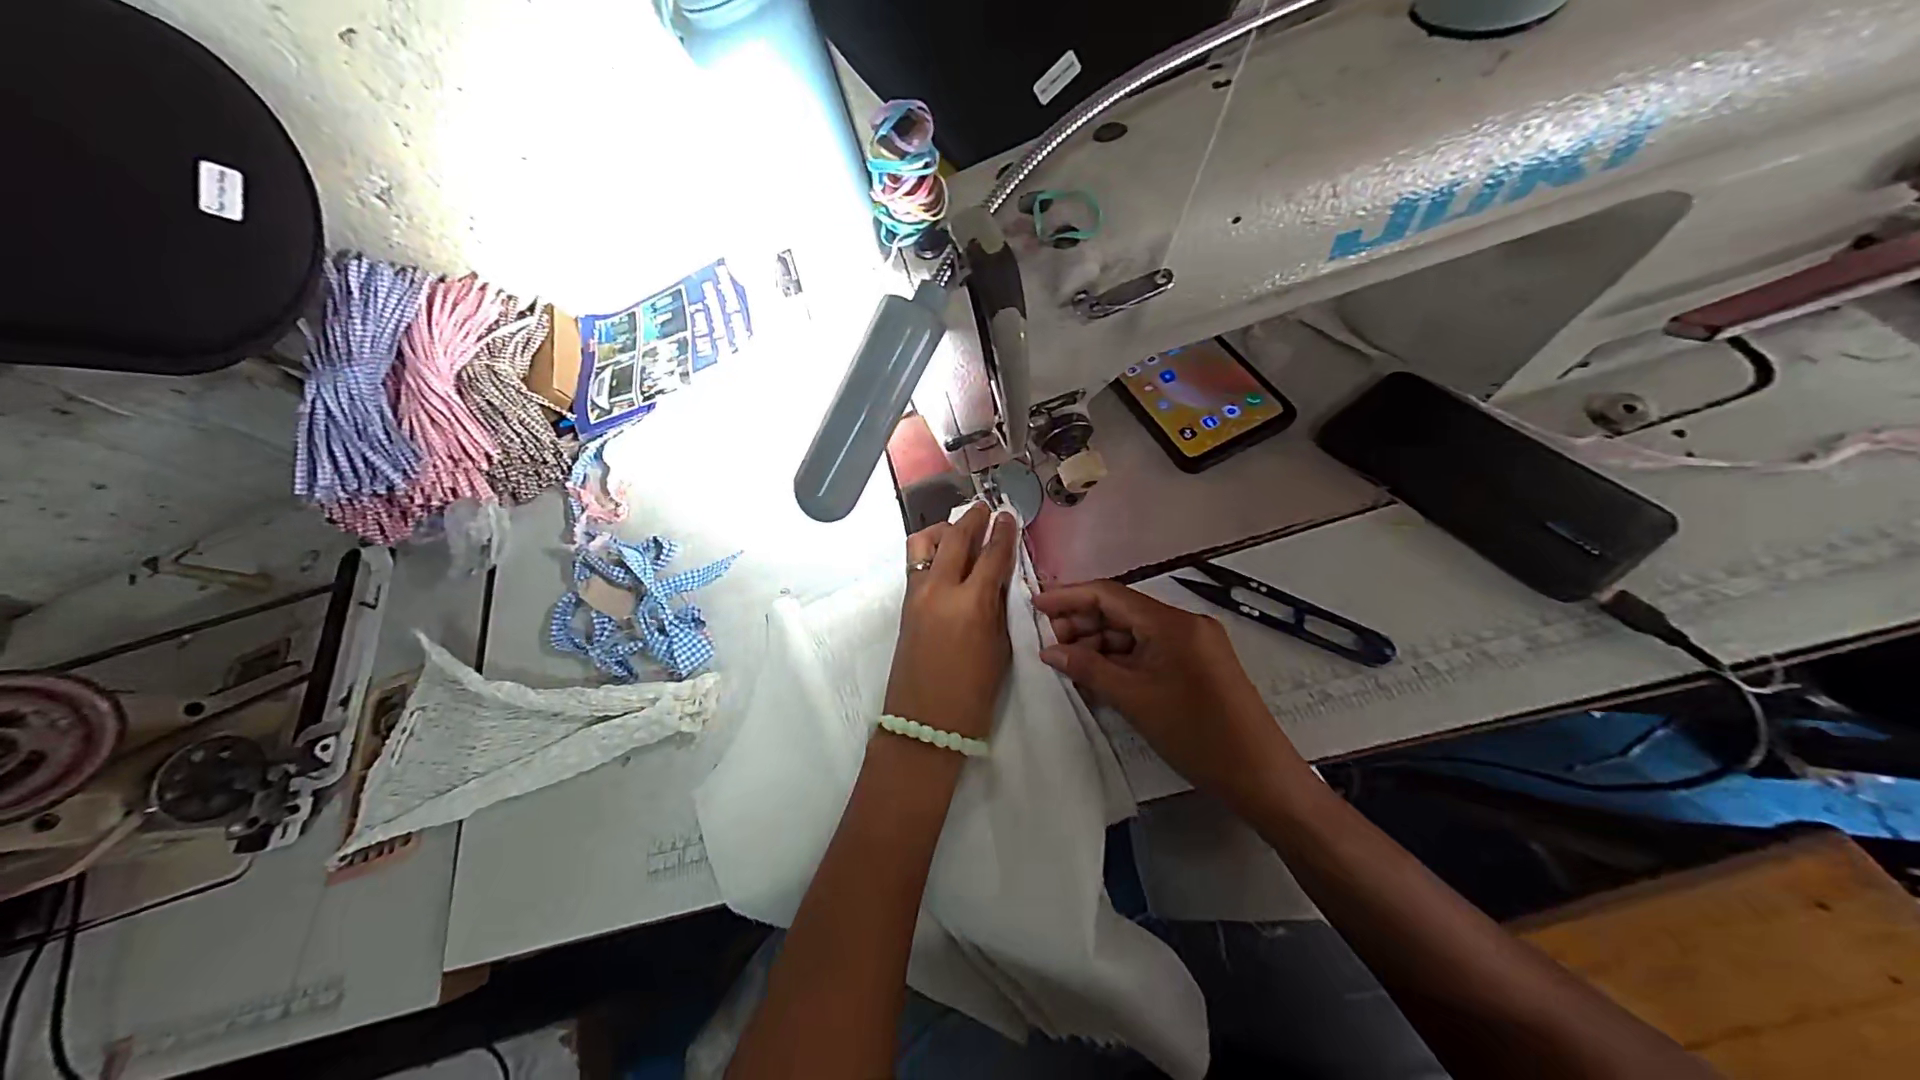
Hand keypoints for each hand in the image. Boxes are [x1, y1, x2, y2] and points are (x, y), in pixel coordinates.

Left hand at [883, 503, 1019, 740]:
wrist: (926, 721)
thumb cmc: (973, 692)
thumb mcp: (999, 646)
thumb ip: (998, 606)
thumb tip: (998, 578)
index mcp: (972, 604)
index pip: (992, 555)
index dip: (1004, 533)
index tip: (1009, 516)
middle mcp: (940, 590)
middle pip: (955, 538)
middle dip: (973, 519)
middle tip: (986, 510)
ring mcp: (917, 594)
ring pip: (924, 543)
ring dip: (944, 530)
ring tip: (959, 532)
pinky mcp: (904, 603)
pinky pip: (916, 563)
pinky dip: (931, 550)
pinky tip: (946, 559)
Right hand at [1035, 581, 1303, 810]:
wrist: (1259, 774)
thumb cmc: (1196, 734)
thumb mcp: (1134, 699)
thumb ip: (1088, 668)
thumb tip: (1049, 650)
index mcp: (1172, 623)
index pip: (1110, 594)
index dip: (1069, 597)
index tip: (1036, 608)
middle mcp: (1183, 623)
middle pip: (1122, 611)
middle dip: (1082, 624)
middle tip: (1047, 644)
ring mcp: (1192, 643)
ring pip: (1134, 632)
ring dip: (1099, 644)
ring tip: (1067, 664)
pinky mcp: (1195, 663)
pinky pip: (1148, 650)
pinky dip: (1120, 659)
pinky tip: (1096, 674)